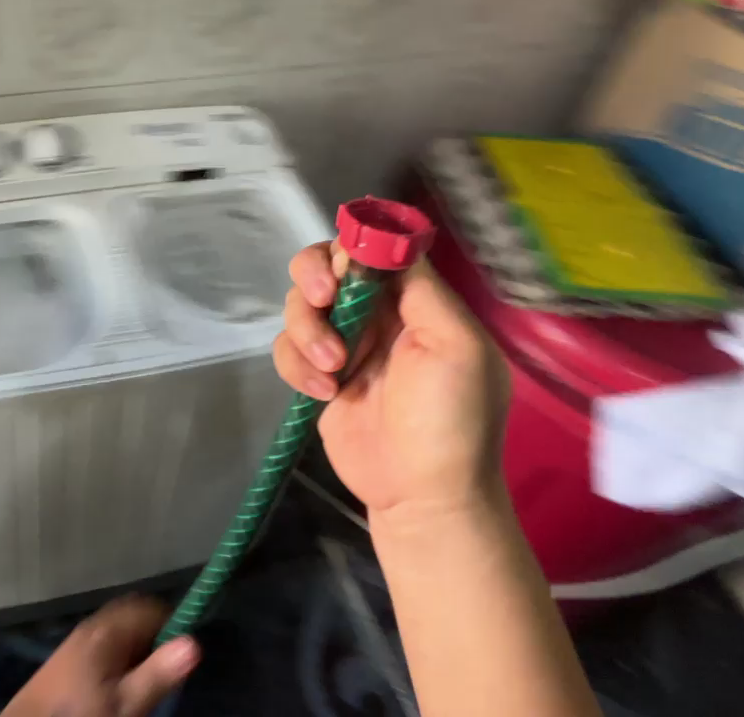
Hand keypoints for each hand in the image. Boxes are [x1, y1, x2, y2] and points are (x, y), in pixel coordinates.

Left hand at [1, 596, 199, 716]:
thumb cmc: (83, 715)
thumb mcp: (126, 704)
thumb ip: (158, 674)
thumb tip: (194, 644)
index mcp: (108, 630)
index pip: (149, 609)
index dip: (171, 624)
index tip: (183, 650)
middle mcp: (93, 624)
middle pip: (133, 615)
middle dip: (153, 635)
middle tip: (165, 668)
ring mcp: (79, 637)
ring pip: (119, 629)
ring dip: (136, 646)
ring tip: (145, 677)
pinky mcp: (70, 653)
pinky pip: (104, 640)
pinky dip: (119, 653)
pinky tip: (119, 680)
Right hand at [272, 244, 510, 525]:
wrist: (422, 496)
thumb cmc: (451, 420)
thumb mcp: (456, 346)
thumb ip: (421, 290)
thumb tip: (387, 247)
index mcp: (414, 302)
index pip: (373, 250)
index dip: (351, 249)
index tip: (344, 270)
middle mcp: (376, 315)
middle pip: (325, 265)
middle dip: (313, 276)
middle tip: (321, 298)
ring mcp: (343, 344)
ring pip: (300, 304)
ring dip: (307, 329)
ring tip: (333, 368)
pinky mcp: (316, 374)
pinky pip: (287, 347)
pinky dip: (297, 364)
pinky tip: (324, 393)